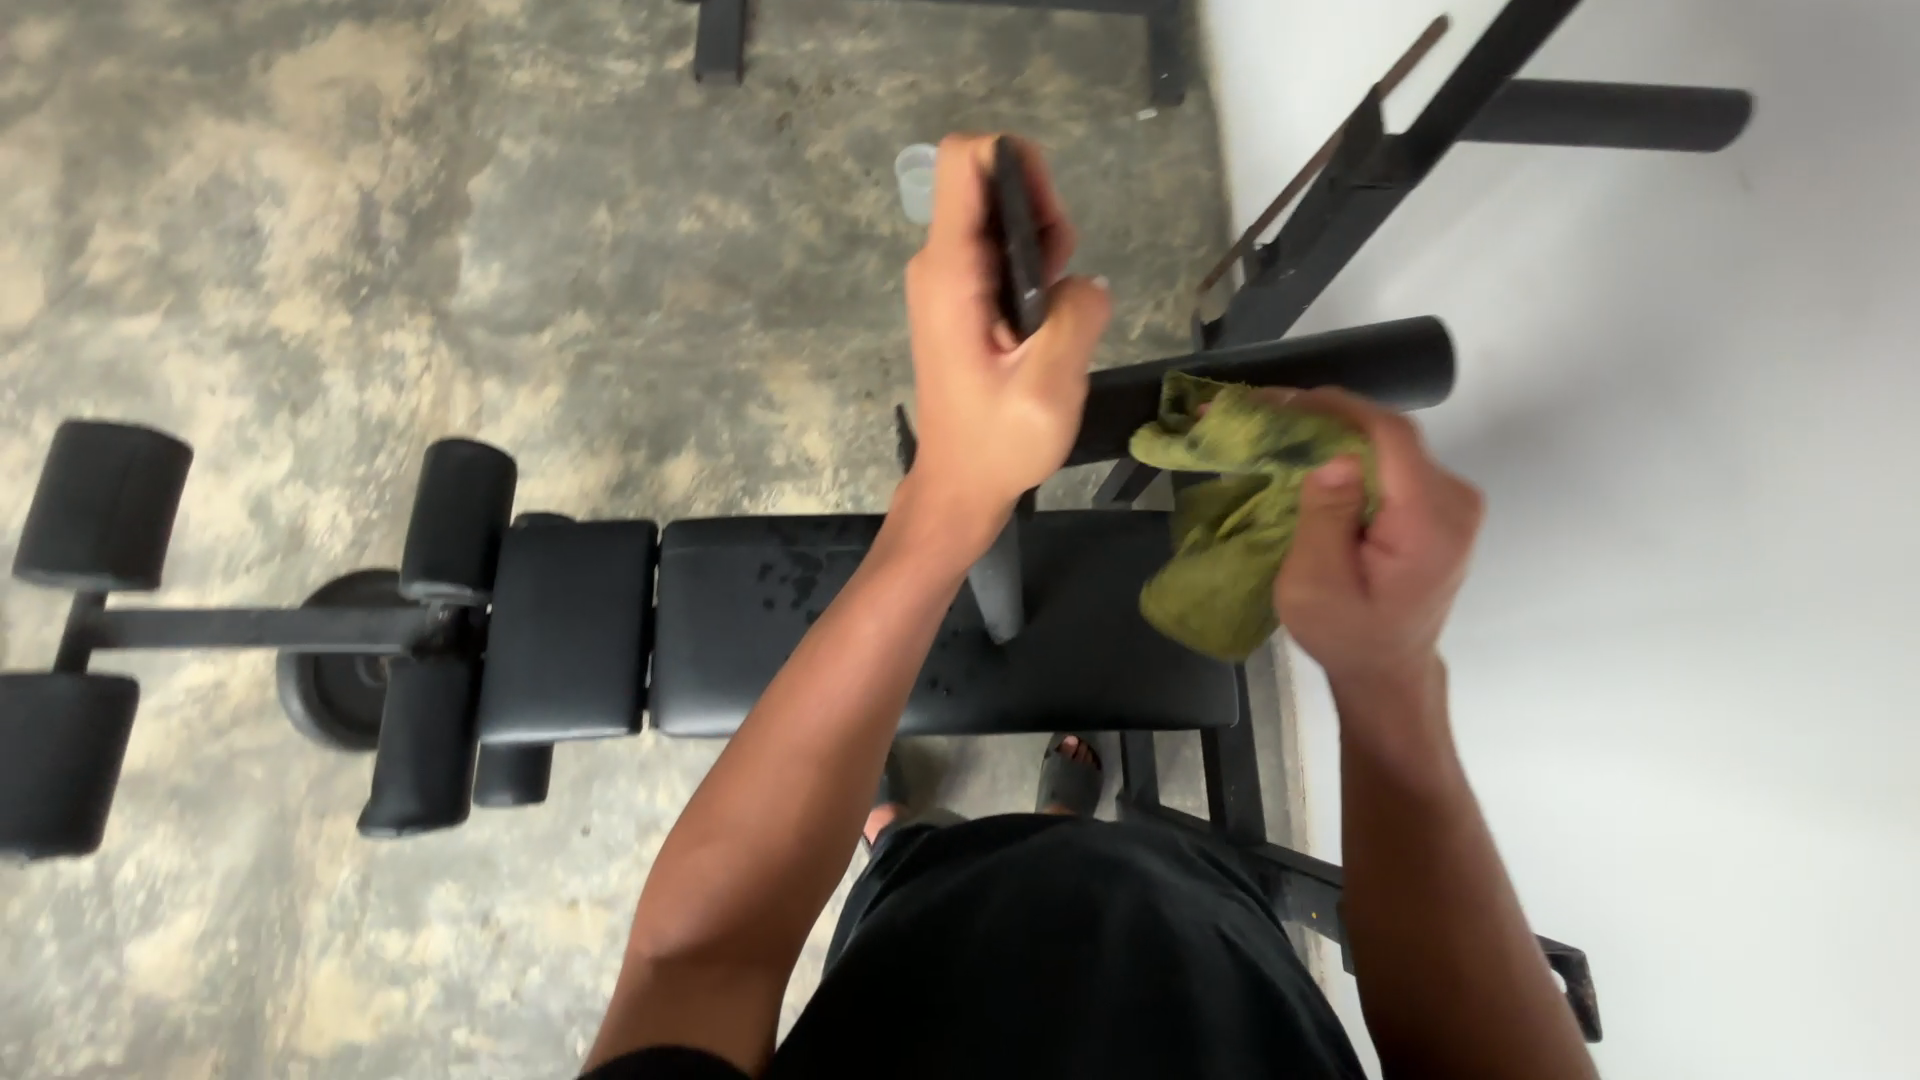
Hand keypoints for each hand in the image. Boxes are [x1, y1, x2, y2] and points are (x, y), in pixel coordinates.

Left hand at [900, 134, 1111, 556]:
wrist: (958, 486)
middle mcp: (938, 266)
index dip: (1016, 164)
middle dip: (1040, 217)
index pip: (963, 160)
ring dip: (1043, 253)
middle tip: (1059, 287)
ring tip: (1054, 315)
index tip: (1051, 224)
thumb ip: (1076, 317)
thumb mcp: (1049, 386)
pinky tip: (1042, 327)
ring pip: (1001, 224)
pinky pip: (1001, 260)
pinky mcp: (960, 305)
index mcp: (949, 273)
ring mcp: (946, 285)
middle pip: (989, 186)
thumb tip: (1084, 285)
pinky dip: (1032, 277)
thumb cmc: (996, 444)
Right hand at [1267, 387, 1483, 692]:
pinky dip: (1349, 450)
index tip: (1284, 400)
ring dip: (1334, 430)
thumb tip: (1336, 457)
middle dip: (1326, 416)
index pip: (1391, 436)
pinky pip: (1392, 461)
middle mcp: (1454, 501)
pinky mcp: (1437, 505)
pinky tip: (1311, 451)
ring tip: (1280, 425)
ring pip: (1389, 443)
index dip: (1338, 408)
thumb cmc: (1345, 634)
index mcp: (1430, 522)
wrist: (1386, 668)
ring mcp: (1451, 501)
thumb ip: (1327, 518)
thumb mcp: (1316, 584)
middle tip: (1266, 410)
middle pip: (1390, 435)